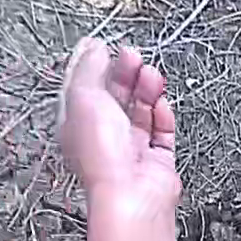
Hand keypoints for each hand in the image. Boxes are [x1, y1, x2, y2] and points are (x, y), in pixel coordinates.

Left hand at [60, 38, 179, 225]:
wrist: (132, 194)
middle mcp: (105, 136)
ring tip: (152, 75)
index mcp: (77, 122)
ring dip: (146, 90)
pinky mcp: (158, 160)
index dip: (96, 64)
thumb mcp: (84, 96)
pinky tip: (161, 104)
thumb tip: (93, 47)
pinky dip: (163, 116)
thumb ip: (90, 68)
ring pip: (141, 111)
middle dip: (125, 74)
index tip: (105, 46)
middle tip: (134, 56)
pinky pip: (162, 132)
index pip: (85, 85)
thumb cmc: (103, 156)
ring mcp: (132, 148)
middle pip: (116, 96)